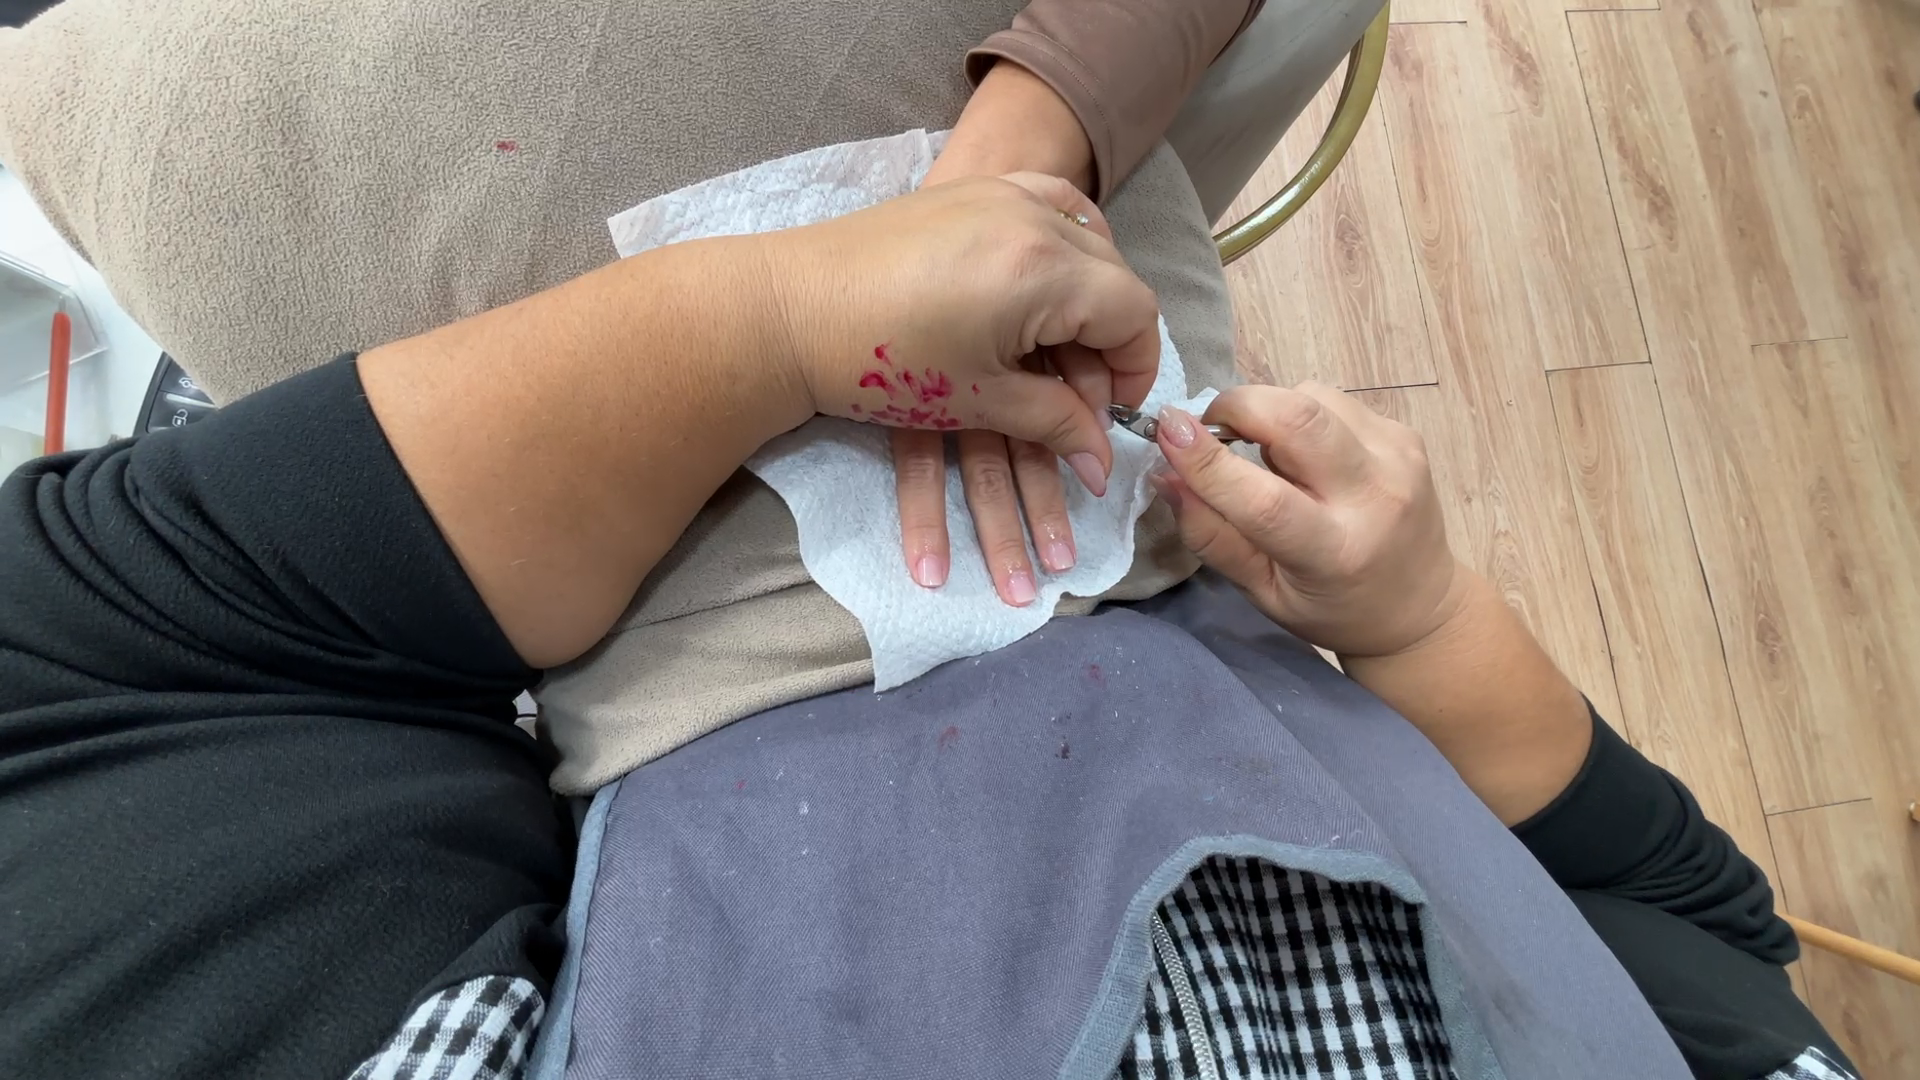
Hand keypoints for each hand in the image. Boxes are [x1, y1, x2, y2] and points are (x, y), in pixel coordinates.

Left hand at [889, 61, 1104, 603]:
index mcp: (1046, 268)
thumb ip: (1055, 424)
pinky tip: (1042, 283)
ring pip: (1086, 241)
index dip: (1135, 373)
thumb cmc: (882, 365)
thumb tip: (1103, 461)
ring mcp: (1001, 193)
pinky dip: (1059, 247)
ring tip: (1060, 351)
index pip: (1136, 314)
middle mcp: (1035, 215)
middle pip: (1115, 278)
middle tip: (1078, 399)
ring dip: (1087, 299)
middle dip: (1108, 346)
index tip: (1108, 418)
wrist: (788, 310)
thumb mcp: (979, 401)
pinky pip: (1046, 204)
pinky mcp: (970, 192)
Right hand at [1149, 383, 1469, 657]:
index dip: (1206, 460)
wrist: (1419, 605)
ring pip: (1312, 396)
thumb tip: (1165, 477)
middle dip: (1237, 406)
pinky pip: (1331, 400)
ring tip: (1261, 451)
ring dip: (1267, 410)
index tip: (1166, 428)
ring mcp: (1398, 457)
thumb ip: (1211, 535)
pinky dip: (1297, 412)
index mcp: (1334, 552)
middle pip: (1298, 418)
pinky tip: (1299, 452)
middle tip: (1208, 427)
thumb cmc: (1327, 608)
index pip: (1262, 498)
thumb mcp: (1259, 592)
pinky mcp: (1406, 434)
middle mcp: (1374, 497)